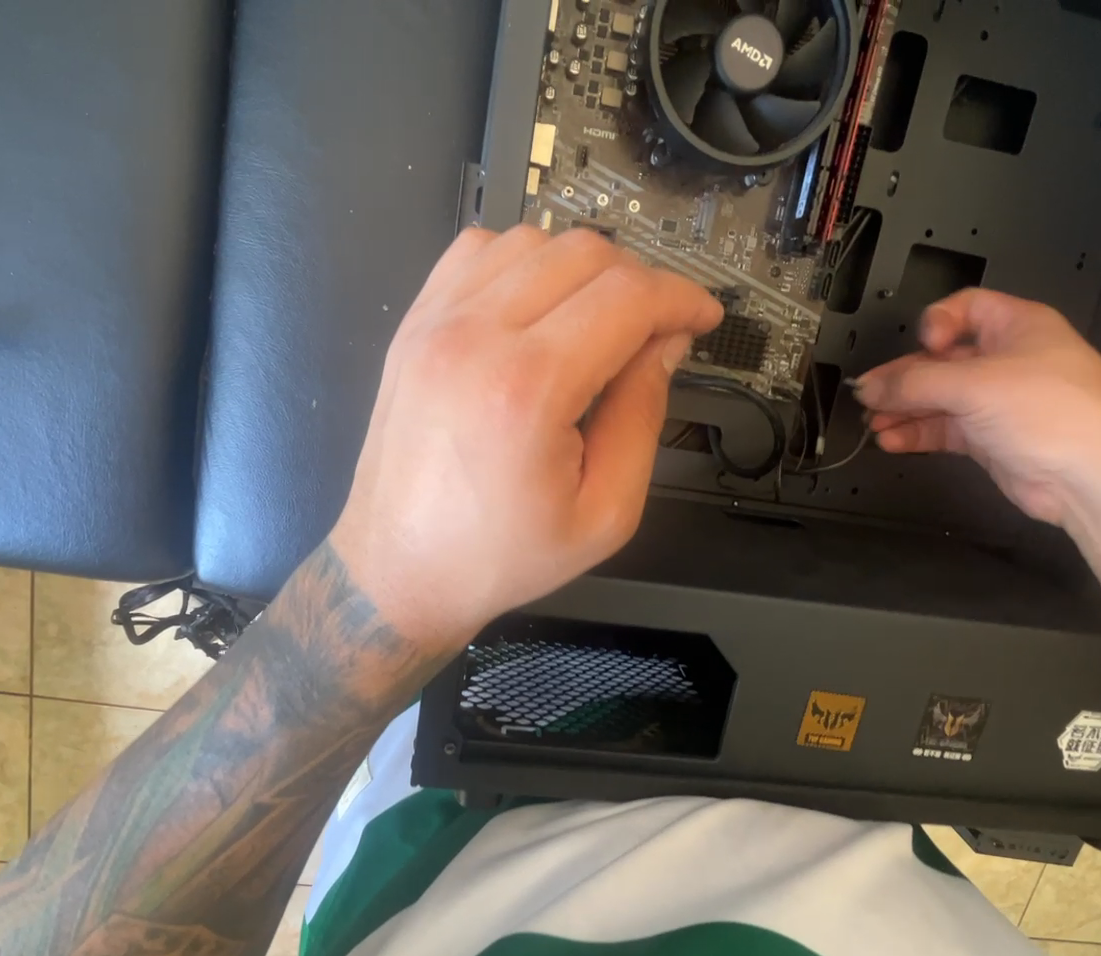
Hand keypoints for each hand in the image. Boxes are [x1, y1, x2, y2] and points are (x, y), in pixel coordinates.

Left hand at [329, 225, 723, 648]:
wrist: (399, 569)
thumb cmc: (498, 557)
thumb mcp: (604, 514)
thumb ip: (643, 417)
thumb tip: (664, 345)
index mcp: (527, 390)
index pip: (627, 297)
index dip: (681, 297)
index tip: (702, 317)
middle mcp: (474, 337)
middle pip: (584, 254)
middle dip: (640, 281)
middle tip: (656, 330)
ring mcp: (434, 324)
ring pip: (531, 241)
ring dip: (583, 269)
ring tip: (599, 322)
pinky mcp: (413, 327)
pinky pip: (476, 252)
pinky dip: (523, 263)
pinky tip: (539, 308)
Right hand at [852, 288, 1100, 527]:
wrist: (1094, 478)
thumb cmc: (1049, 412)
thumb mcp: (976, 385)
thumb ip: (914, 384)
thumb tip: (866, 388)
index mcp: (1018, 327)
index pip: (965, 308)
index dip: (937, 324)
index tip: (921, 348)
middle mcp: (1007, 360)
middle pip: (941, 360)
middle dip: (903, 378)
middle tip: (867, 396)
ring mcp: (997, 402)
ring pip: (938, 398)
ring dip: (903, 410)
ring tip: (872, 424)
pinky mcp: (989, 439)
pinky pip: (943, 429)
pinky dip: (916, 433)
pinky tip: (891, 441)